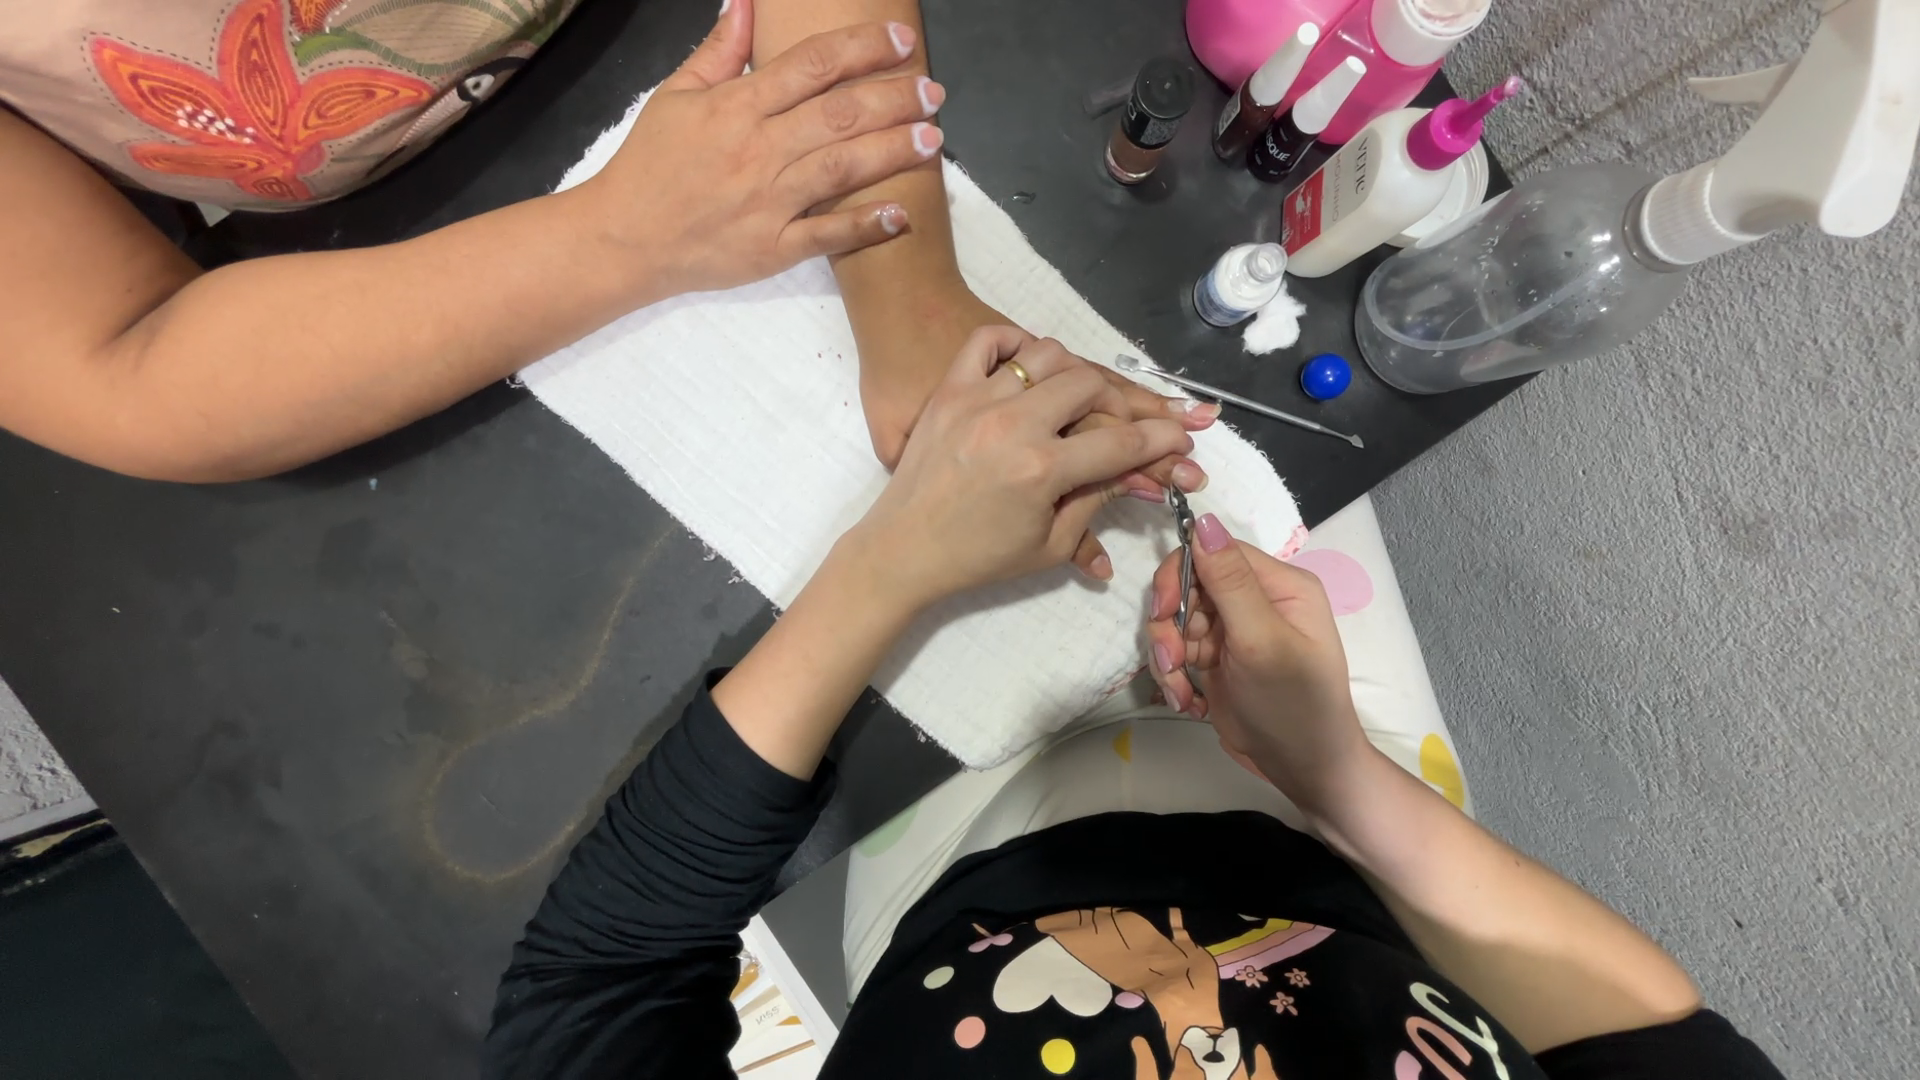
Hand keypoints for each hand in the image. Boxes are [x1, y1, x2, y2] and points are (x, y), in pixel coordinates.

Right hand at [574, 0, 942, 294]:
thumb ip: (717, 53)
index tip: (901, 40)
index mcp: (737, 107)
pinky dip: (865, 226)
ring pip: (841, 168)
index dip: (861, 48)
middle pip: (839, 114)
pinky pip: (827, 236)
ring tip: (932, 140)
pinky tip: (901, 216)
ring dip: (892, 152)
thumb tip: (746, 4)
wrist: (626, 238)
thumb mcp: (674, 97)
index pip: (812, 66)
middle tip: (933, 92)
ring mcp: (769, 202)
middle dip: (892, 98)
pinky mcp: (773, 249)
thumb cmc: (651, 167)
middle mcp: (759, 149)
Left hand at [851, 328, 1193, 609]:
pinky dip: (1014, 342)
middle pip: (1092, 385)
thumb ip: (1095, 503)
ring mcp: (977, 400)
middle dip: (1122, 403)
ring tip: (1079, 399)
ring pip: (1048, 354)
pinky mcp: (949, 390)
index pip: (1121, 441)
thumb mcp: (1047, 547)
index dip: (1162, 439)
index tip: (1182, 437)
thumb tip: (1136, 473)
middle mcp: (1014, 424)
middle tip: (1124, 423)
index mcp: (1042, 470)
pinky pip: (988, 342)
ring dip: (1074, 372)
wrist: (903, 551)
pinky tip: (1029, 367)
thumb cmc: (978, 559)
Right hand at [1144, 513, 1374, 812]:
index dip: (1179, 575)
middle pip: (1187, 586)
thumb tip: (1202, 520)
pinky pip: (1177, 650)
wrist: (1303, 770)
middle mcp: (1255, 599)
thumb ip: (1229, 582)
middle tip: (1171, 661)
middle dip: (1170, 625)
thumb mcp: (1261, 641)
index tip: (1163, 611)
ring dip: (1168, 656)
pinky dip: (1174, 675)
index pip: (1214, 552)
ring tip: (1181, 692)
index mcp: (1279, 584)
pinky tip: (1188, 701)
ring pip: (1176, 620)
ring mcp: (1232, 630)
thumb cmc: (1294, 705)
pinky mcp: (1215, 659)